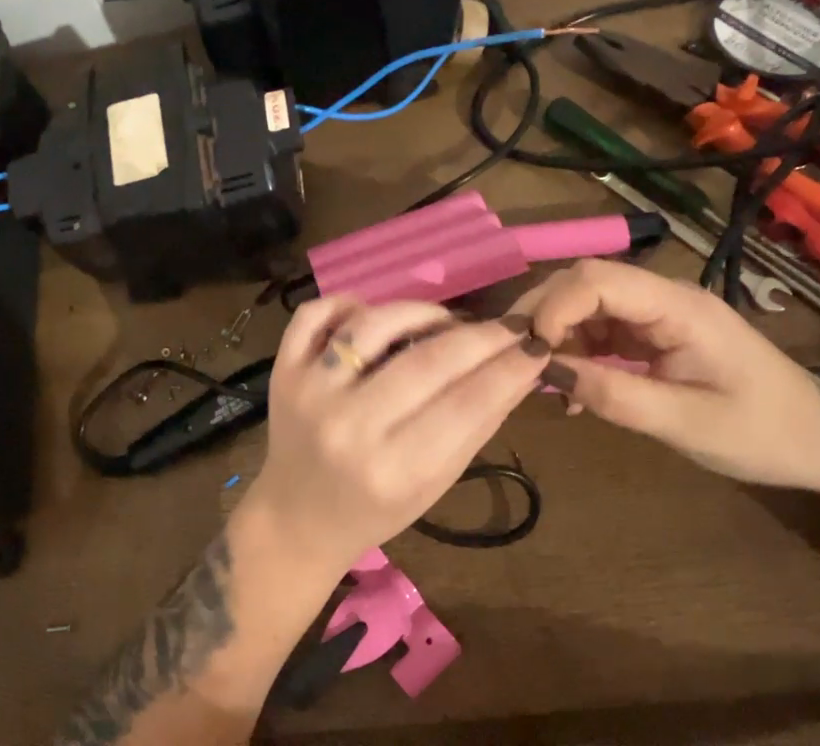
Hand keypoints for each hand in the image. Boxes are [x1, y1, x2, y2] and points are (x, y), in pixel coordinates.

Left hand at [237, 298, 551, 570]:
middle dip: (479, 336)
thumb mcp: (436, 483)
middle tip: (508, 326)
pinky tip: (373, 314)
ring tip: (444, 320)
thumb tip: (524, 369)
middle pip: (426, 362)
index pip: (466, 403)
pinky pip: (312, 315)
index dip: (509, 367)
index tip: (537, 343)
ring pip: (370, 326)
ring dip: (418, 312)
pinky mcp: (282, 370)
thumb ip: (477, 426)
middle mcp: (349, 426)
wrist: (297, 518)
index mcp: (395, 469)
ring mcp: (309, 393)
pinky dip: (346, 303)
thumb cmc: (376, 509)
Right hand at [514, 259, 819, 492]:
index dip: (554, 305)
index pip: (598, 280)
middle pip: (583, 283)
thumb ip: (614, 395)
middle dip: (541, 314)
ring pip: (584, 305)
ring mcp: (656, 315)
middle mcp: (663, 299)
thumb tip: (544, 373)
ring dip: (553, 335)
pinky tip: (566, 388)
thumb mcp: (687, 423)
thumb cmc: (764, 433)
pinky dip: (572, 352)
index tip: (529, 350)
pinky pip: (598, 330)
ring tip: (532, 376)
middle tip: (511, 356)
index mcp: (679, 308)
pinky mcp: (652, 335)